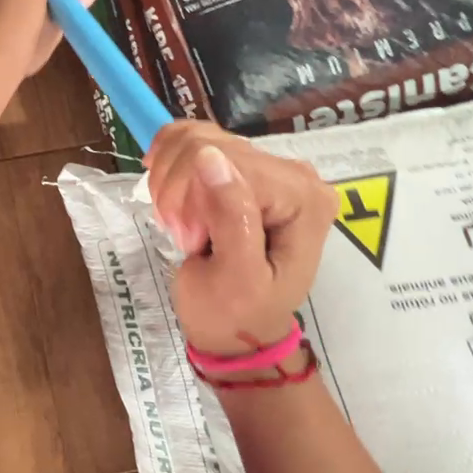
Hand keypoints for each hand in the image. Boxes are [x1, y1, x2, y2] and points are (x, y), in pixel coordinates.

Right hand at [143, 121, 336, 355]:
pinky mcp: (241, 167)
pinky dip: (168, 165)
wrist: (235, 333)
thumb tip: (210, 156)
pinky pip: (191, 139)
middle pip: (210, 144)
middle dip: (179, 191)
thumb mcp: (235, 278)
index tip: (188, 237)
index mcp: (304, 199)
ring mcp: (267, 167)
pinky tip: (169, 195)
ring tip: (181, 223)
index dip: (193, 194)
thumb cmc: (236, 314)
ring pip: (193, 139)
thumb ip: (231, 217)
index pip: (230, 161)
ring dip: (170, 182)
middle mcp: (294, 174)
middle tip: (184, 234)